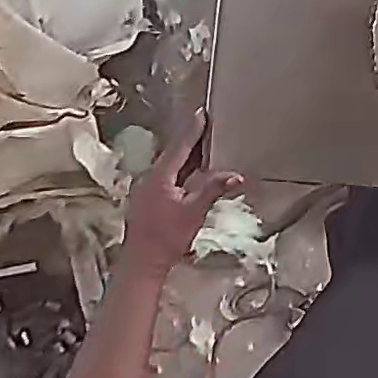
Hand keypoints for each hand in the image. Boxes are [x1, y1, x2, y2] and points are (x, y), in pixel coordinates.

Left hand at [122, 108, 245, 282]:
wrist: (142, 264)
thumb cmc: (167, 238)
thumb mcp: (194, 212)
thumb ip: (213, 189)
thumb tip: (236, 175)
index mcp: (159, 177)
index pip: (180, 146)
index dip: (192, 129)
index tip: (201, 112)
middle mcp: (149, 179)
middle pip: (173, 154)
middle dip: (190, 139)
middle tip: (205, 124)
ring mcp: (146, 189)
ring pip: (170, 166)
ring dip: (186, 155)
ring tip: (203, 145)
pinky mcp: (147, 200)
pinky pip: (167, 176)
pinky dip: (181, 169)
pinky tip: (191, 172)